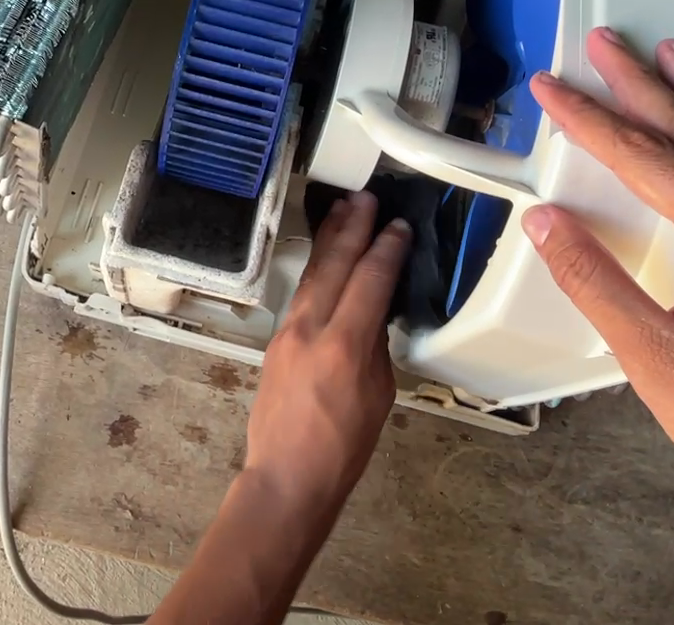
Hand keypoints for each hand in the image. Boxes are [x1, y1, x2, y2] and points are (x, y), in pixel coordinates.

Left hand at [245, 190, 408, 515]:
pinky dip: (316, 266)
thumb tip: (374, 310)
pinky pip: (301, 292)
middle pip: (334, 265)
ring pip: (313, 273)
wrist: (286, 475)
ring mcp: (288, 330)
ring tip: (342, 209)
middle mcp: (311, 327)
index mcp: (343, 345)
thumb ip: (374, 345)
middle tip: (365, 197)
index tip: (397, 224)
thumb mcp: (378, 395)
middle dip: (352, 227)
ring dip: (329, 238)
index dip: (385, 249)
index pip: (369, 281)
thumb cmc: (343, 447)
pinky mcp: (276, 337)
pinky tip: (324, 254)